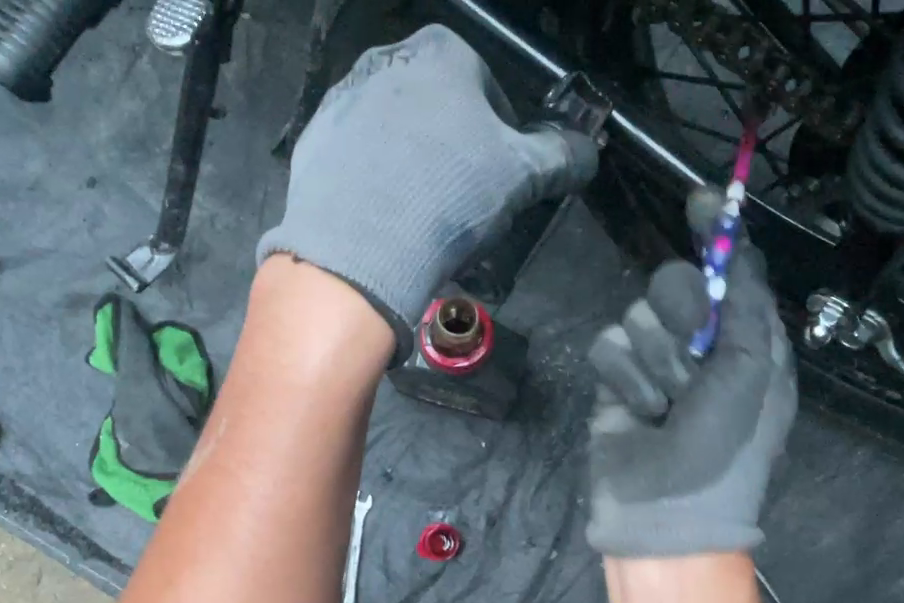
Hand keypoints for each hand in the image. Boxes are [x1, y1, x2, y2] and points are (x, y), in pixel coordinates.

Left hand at [256, 25, 598, 343]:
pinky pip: (356, 159)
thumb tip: (588, 152)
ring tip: (421, 216)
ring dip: (411, 164)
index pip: (486, 86)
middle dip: (451, 147)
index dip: (499, 133)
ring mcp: (343, 100)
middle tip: (461, 200)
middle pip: (435, 106)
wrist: (362, 247)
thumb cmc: (450, 197)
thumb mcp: (522, 177)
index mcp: (442, 53)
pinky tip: (386, 220)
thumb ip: (561, 157)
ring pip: (393, 132)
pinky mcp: (315, 143)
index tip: (498, 174)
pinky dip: (373, 182)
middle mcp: (386, 61)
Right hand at [585, 189, 796, 557]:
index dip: (714, 234)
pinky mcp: (613, 379)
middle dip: (684, 314)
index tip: (695, 201)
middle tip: (693, 357)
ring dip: (658, 362)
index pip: (729, 269)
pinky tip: (640, 412)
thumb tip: (735, 242)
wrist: (669, 509)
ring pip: (639, 311)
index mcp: (745, 339)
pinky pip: (608, 342)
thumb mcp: (756, 370)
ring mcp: (652, 361)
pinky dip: (626, 377)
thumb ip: (746, 301)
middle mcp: (698, 343)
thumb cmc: (728, 445)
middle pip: (676, 280)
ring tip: (667, 406)